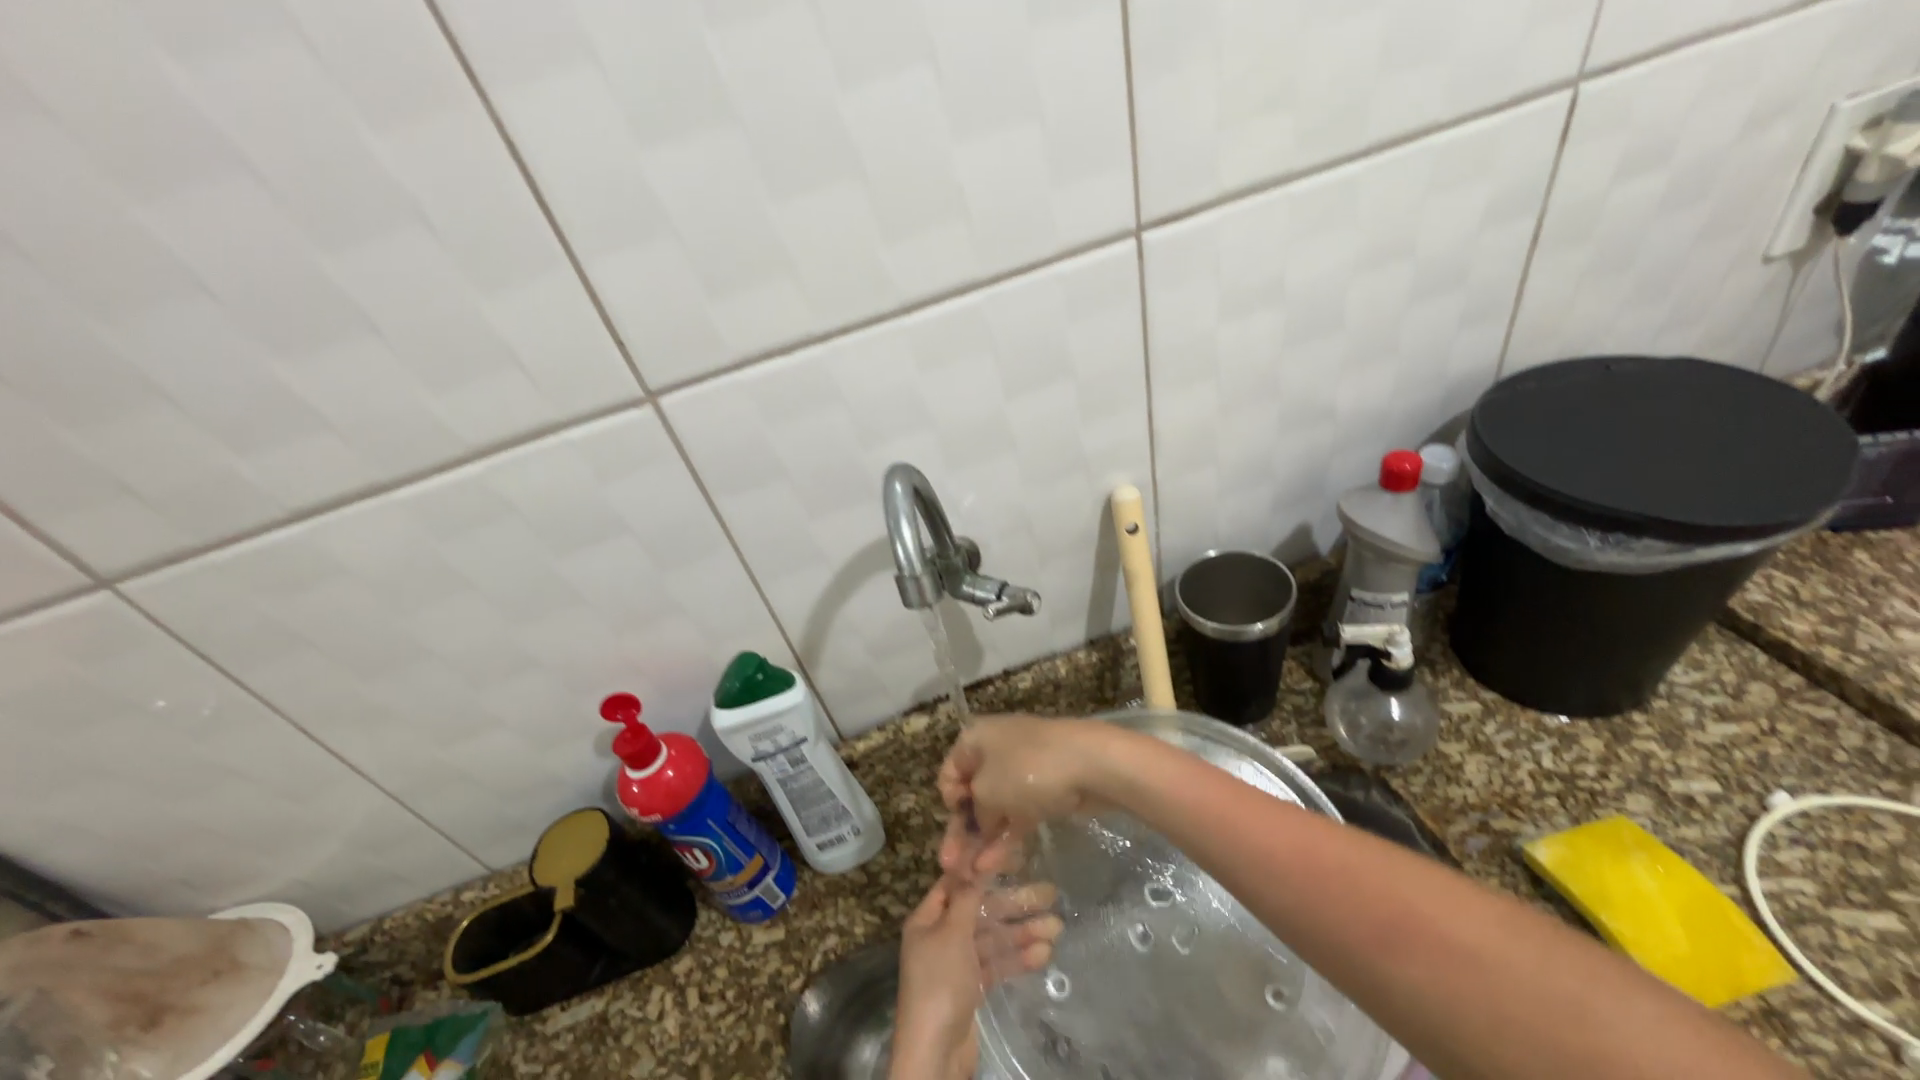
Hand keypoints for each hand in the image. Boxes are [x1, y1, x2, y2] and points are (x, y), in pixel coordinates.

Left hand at [892, 877, 1062, 1079]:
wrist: (934, 1051)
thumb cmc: (939, 983)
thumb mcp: (952, 934)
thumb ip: (967, 899)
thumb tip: (974, 864)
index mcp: (927, 919)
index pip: (956, 884)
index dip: (984, 871)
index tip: (1016, 860)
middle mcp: (941, 937)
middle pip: (980, 911)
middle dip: (1014, 905)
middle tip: (1050, 894)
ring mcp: (957, 964)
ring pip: (993, 939)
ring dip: (1023, 932)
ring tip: (1057, 927)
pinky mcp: (972, 988)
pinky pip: (996, 965)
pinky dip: (1017, 959)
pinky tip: (1044, 954)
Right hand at [937, 715, 1122, 879]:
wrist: (1092, 764)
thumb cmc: (1028, 770)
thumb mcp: (987, 793)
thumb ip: (975, 814)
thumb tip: (982, 824)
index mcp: (975, 739)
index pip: (949, 773)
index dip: (948, 802)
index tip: (954, 825)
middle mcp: (995, 751)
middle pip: (972, 794)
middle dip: (962, 831)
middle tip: (952, 866)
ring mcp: (1022, 770)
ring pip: (996, 809)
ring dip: (983, 841)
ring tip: (971, 876)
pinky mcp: (1045, 790)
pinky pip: (1018, 814)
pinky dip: (1006, 837)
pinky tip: (993, 866)